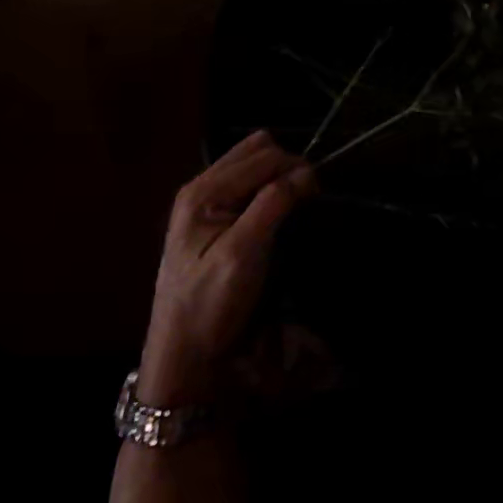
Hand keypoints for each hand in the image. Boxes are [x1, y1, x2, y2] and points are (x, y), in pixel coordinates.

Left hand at [138, 131, 316, 404]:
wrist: (183, 352)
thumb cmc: (211, 304)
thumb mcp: (243, 254)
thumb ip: (271, 206)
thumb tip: (306, 172)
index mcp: (203, 191)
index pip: (262, 156)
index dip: (294, 167)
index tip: (318, 193)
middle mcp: (201, 185)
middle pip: (256, 150)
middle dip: (287, 165)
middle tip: (308, 197)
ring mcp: (204, 199)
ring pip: (253, 162)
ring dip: (278, 174)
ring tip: (296, 202)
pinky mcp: (212, 215)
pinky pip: (247, 182)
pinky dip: (268, 186)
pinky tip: (277, 211)